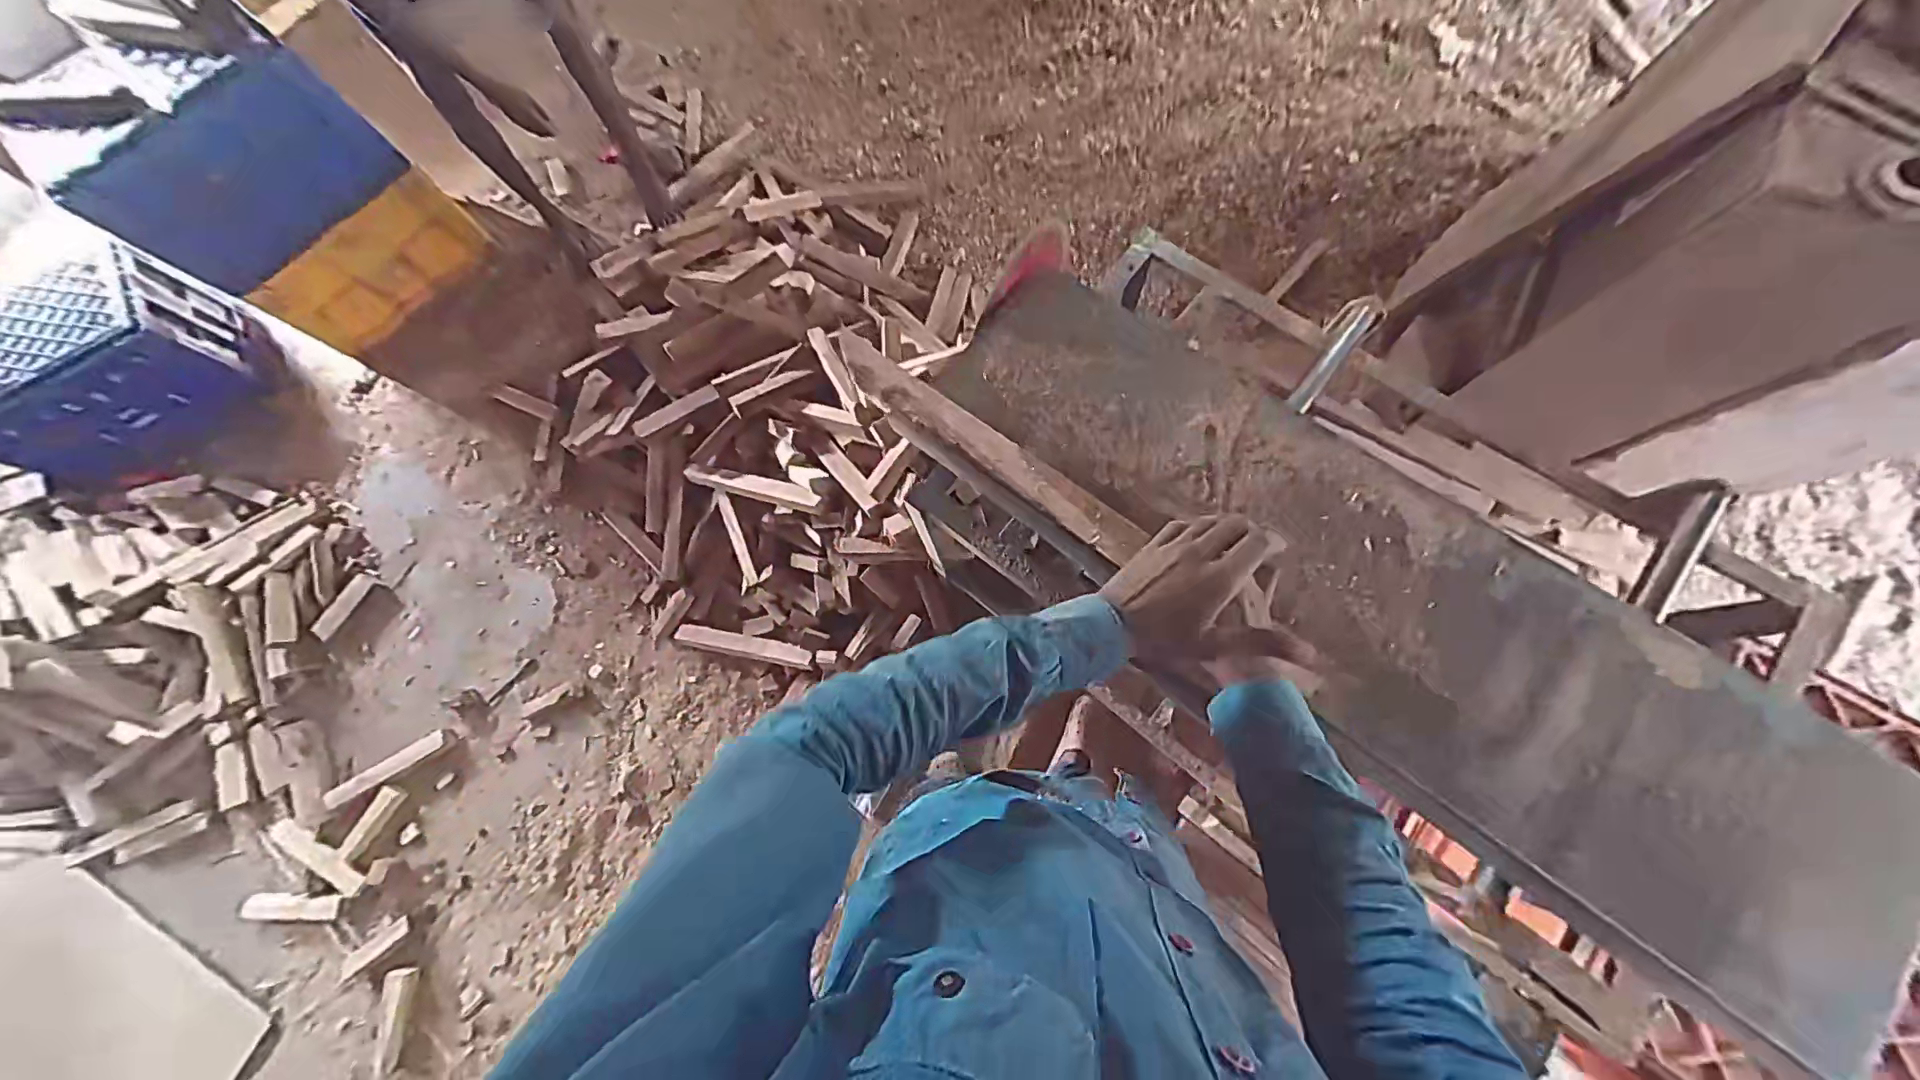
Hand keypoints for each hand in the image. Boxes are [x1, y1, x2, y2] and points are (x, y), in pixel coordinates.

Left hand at [1098, 515, 1274, 662]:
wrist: (1111, 624)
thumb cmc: (1163, 640)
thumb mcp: (1213, 646)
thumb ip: (1260, 643)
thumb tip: (1310, 654)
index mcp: (1219, 576)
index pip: (1257, 543)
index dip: (1273, 541)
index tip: (1280, 549)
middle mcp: (1199, 552)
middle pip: (1236, 525)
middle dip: (1253, 530)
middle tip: (1259, 544)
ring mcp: (1173, 545)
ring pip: (1208, 521)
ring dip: (1226, 525)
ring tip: (1233, 538)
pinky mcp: (1152, 545)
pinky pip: (1181, 524)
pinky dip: (1198, 525)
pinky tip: (1198, 533)